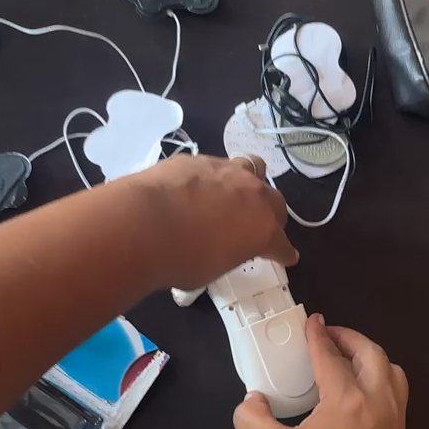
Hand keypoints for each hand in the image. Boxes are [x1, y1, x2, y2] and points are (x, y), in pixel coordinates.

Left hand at [125, 154, 296, 288]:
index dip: (283, 253)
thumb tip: (217, 248)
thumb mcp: (212, 270)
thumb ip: (225, 254)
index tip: (284, 256)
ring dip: (250, 182)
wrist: (145, 224)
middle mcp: (253, 196)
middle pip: (276, 203)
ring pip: (254, 168)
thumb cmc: (181, 259)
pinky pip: (216, 166)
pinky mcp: (199, 159)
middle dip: (271, 215)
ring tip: (235, 194)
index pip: (283, 245)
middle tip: (257, 226)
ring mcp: (228, 172)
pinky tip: (196, 188)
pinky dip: (212, 178)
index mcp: (264, 230)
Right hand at [233, 317, 410, 428]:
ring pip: (390, 370)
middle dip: (348, 338)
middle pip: (370, 352)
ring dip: (369, 355)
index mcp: (347, 400)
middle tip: (327, 336)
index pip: (330, 355)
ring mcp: (395, 418)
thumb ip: (252, 419)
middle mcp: (378, 401)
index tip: (310, 322)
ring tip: (346, 359)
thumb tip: (253, 400)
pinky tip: (359, 392)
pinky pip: (395, 391)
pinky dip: (379, 377)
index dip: (318, 335)